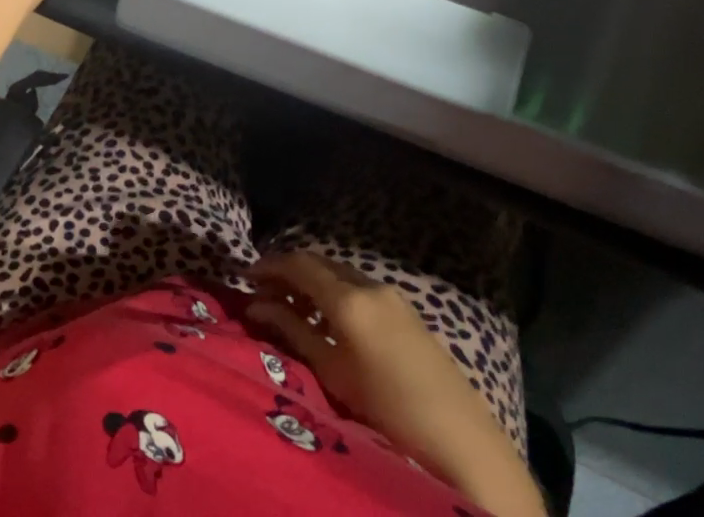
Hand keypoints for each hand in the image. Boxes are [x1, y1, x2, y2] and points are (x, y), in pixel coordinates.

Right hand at [246, 253, 541, 515]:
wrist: (458, 440)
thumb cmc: (384, 406)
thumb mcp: (330, 369)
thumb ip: (291, 330)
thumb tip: (256, 305)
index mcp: (349, 297)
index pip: (298, 263)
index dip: (268, 266)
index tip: (245, 278)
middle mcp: (371, 286)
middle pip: (320, 264)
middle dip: (289, 273)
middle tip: (264, 293)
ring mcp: (395, 297)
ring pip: (341, 276)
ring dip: (313, 285)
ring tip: (292, 311)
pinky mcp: (408, 313)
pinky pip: (360, 290)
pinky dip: (336, 295)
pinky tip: (328, 322)